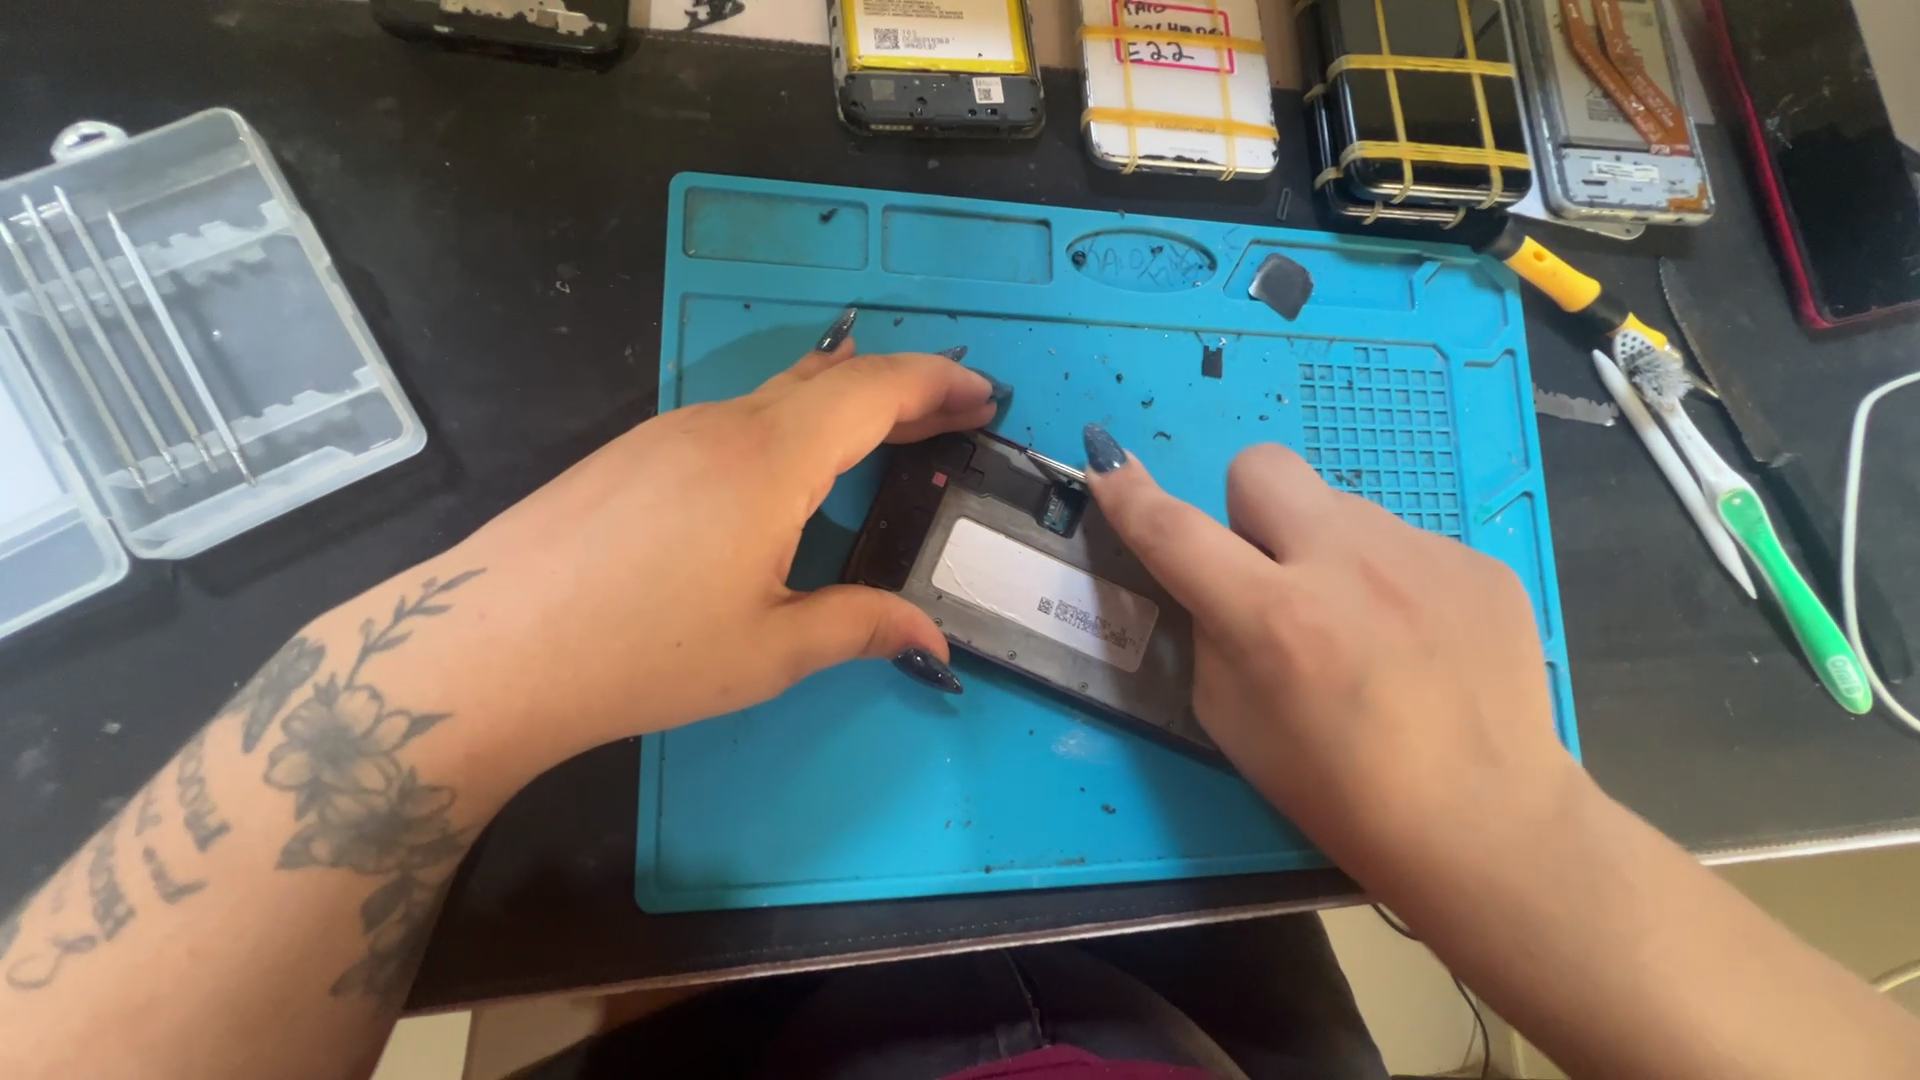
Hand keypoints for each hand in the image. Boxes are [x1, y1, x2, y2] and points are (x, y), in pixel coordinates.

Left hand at [396, 313, 997, 777]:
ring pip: (782, 394)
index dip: (939, 384)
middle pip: (835, 378)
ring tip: (894, 437)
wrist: (484, 650)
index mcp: (771, 461)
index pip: (875, 391)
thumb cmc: (641, 653)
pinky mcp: (638, 452)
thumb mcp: (770, 651)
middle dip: (907, 388)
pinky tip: (798, 466)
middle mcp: (725, 424)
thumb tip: (932, 639)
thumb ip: (861, 627)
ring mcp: (672, 431)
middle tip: (959, 413)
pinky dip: (797, 423)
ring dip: (850, 406)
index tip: (985, 396)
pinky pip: (740, 416)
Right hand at [1080, 426, 1579, 877]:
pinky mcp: (1477, 564)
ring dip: (1323, 548)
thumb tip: (1214, 580)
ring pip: (1337, 507)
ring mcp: (1423, 556)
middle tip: (1268, 571)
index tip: (1107, 465)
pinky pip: (1400, 542)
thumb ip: (1209, 632)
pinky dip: (1386, 576)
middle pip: (1261, 467)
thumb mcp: (1231, 720)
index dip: (1129, 496)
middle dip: (1244, 509)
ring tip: (1358, 622)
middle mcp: (1347, 567)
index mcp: (1274, 619)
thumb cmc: (1335, 789)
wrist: (1485, 824)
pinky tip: (1412, 637)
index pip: (1175, 532)